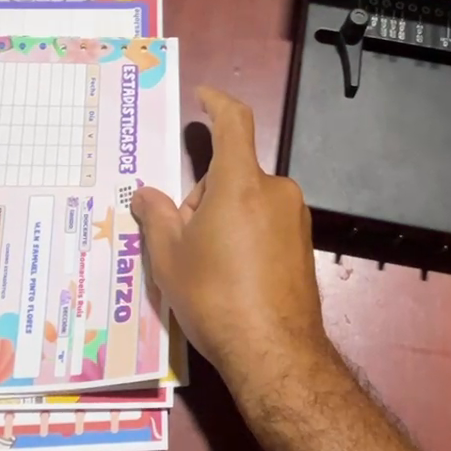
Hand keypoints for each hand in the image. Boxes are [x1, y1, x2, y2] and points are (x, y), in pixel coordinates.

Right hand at [131, 87, 332, 395]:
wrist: (275, 353)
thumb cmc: (215, 296)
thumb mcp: (170, 257)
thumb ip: (155, 216)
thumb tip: (145, 194)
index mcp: (241, 182)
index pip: (234, 122)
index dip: (217, 103)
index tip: (204, 97)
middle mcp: (276, 190)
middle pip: (233, 173)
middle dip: (204, 195)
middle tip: (183, 238)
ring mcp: (296, 218)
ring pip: (250, 199)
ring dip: (225, 215)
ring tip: (207, 265)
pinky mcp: (304, 244)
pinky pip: (268, 222)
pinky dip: (246, 233)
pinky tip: (234, 276)